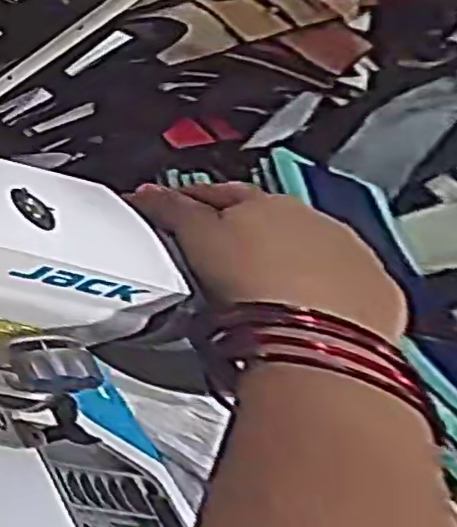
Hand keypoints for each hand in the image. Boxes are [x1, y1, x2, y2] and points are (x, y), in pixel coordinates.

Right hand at [127, 182, 405, 341]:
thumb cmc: (250, 280)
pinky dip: (304, 286)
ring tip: (237, 281)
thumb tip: (150, 193)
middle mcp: (318, 222)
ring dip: (271, 257)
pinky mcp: (374, 293)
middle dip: (232, 229)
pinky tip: (278, 301)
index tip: (167, 214)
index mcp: (270, 201)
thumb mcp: (190, 232)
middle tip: (200, 251)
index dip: (184, 201)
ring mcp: (352, 257)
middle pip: (261, 219)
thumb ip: (167, 206)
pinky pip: (330, 281)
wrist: (308, 335)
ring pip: (298, 248)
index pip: (216, 191)